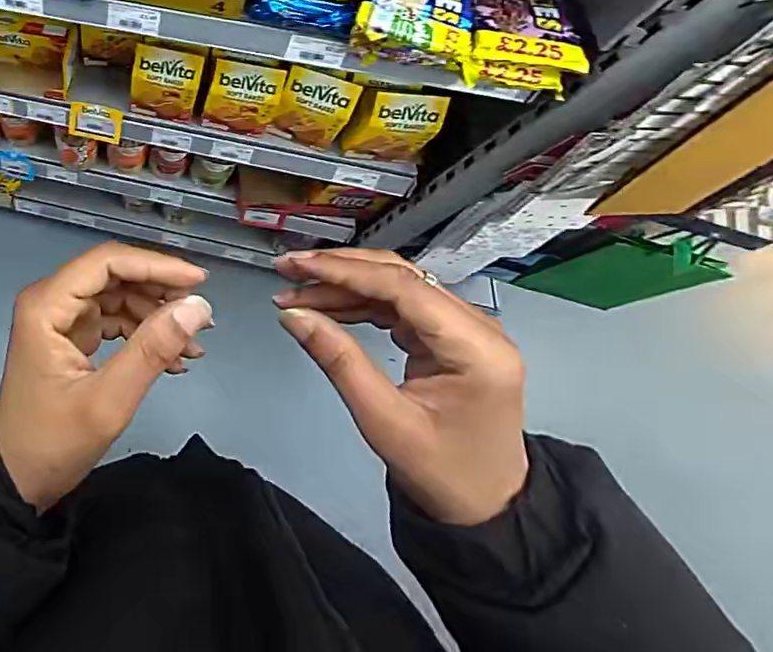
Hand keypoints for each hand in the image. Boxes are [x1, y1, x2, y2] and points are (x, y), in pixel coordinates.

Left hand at [0, 243, 213, 511]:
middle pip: (114, 275)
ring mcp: (61, 317)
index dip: (155, 265)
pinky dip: (144, 332)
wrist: (16, 480)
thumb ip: (151, 350)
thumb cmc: (52, 442)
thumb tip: (198, 307)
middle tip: (201, 315)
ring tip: (193, 345)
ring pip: (119, 295)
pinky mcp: (72, 334)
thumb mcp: (108, 401)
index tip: (198, 281)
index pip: (107, 262)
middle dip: (160, 291)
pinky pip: (114, 319)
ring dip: (157, 315)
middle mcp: (52, 299)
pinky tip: (173, 358)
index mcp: (47, 304)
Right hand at [274, 248, 527, 525]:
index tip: (299, 267)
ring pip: (393, 285)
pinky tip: (324, 306)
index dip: (344, 271)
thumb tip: (295, 316)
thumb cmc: (445, 472)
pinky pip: (396, 303)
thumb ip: (338, 360)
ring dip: (342, 285)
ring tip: (296, 292)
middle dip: (338, 269)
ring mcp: (464, 328)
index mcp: (476, 348)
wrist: (484, 506)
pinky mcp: (446, 334)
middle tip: (288, 270)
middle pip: (398, 276)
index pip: (402, 286)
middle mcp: (477, 328)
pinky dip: (357, 301)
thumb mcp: (383, 420)